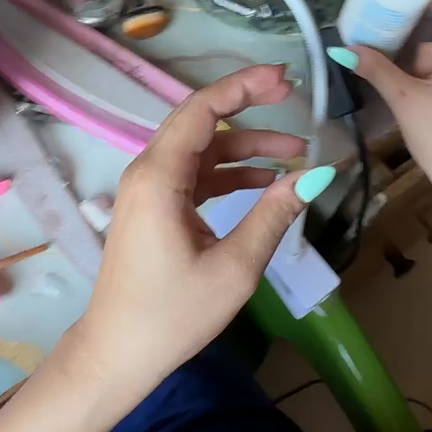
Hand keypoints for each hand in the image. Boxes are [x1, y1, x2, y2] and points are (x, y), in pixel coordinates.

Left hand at [71, 65, 323, 393]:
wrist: (115, 355)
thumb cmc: (171, 314)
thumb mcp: (234, 267)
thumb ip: (274, 214)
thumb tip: (316, 174)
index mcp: (160, 176)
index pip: (203, 110)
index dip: (243, 87)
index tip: (284, 76)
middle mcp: (149, 171)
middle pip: (201, 120)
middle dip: (248, 104)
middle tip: (292, 92)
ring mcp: (150, 190)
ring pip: (203, 150)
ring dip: (246, 147)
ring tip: (296, 152)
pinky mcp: (156, 208)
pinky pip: (196, 175)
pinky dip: (231, 174)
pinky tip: (267, 183)